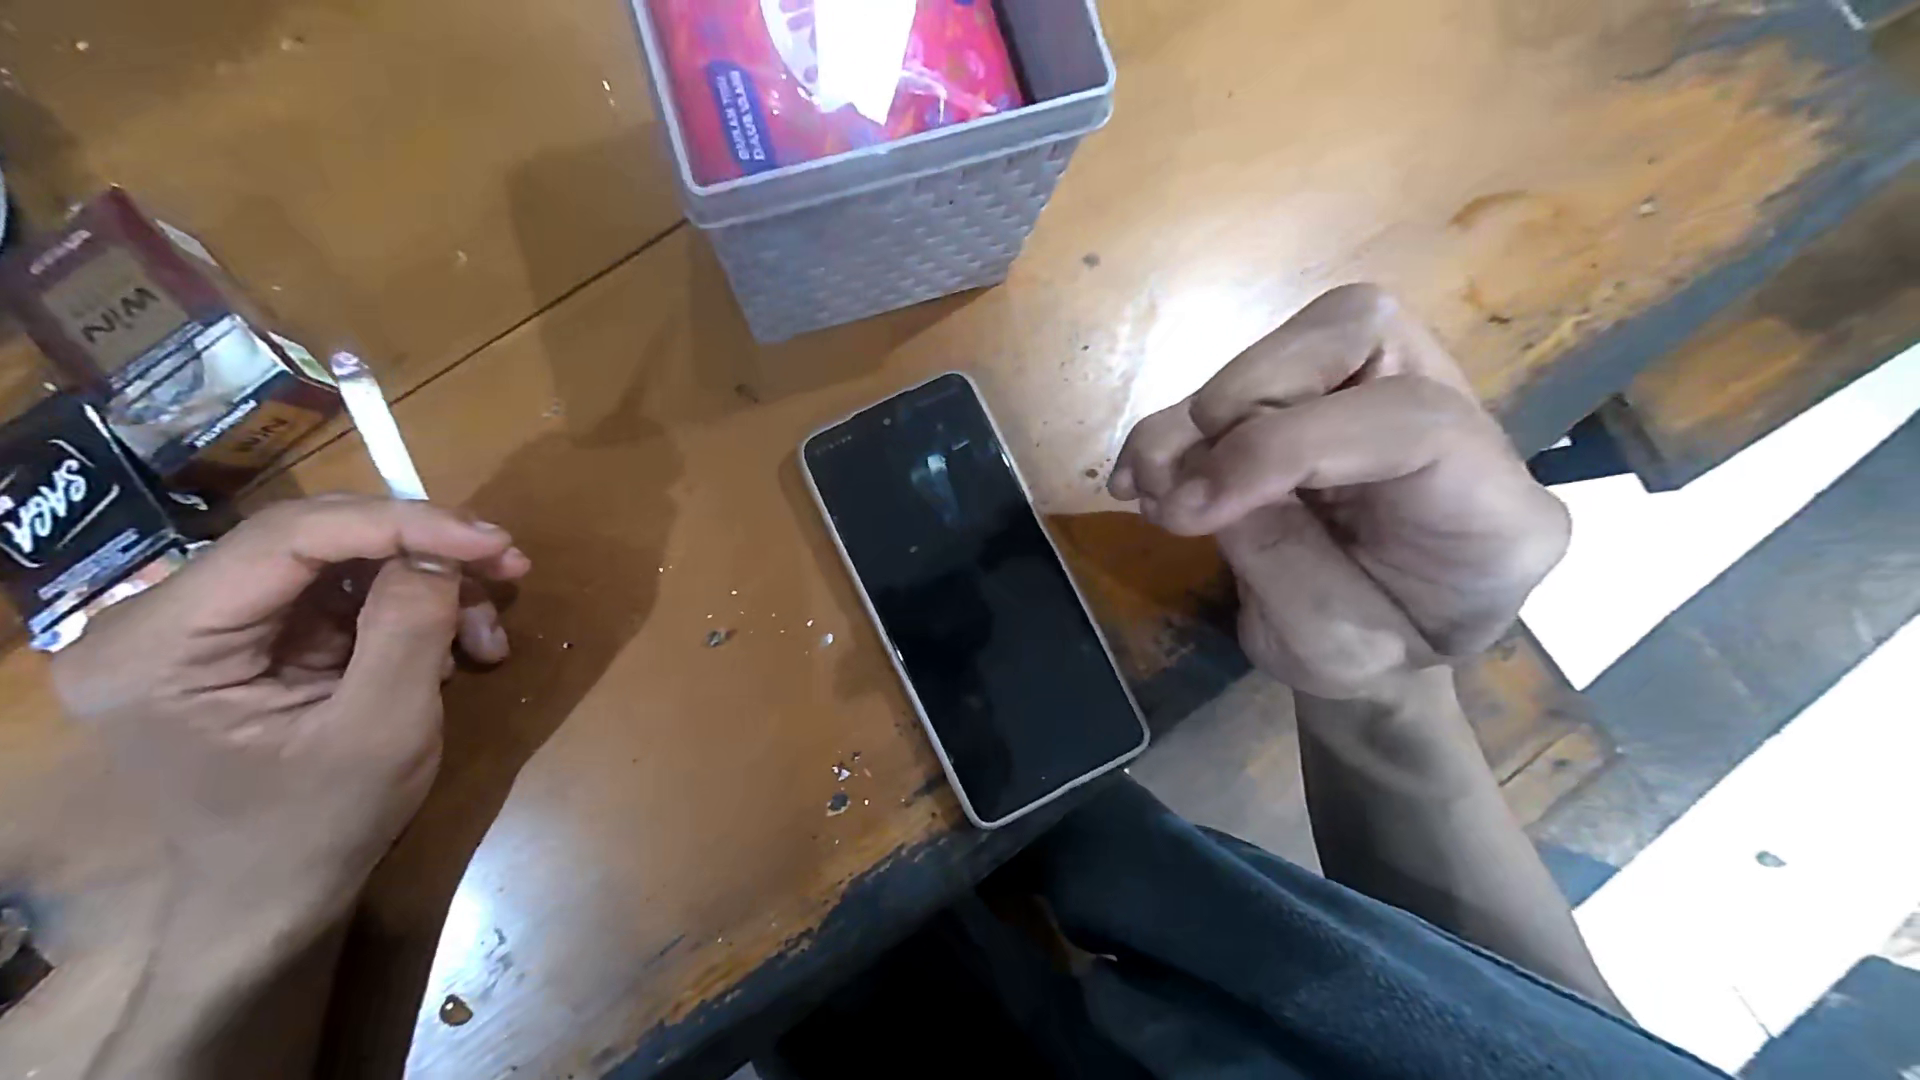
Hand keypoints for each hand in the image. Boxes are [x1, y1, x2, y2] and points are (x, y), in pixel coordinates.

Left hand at [51, 496, 532, 925]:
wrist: (281, 891)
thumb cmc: (321, 825)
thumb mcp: (383, 728)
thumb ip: (410, 628)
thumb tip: (446, 551)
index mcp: (158, 646)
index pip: (288, 538)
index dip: (403, 524)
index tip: (494, 542)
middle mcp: (164, 617)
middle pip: (317, 535)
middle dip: (427, 547)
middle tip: (508, 568)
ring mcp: (213, 623)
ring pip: (347, 558)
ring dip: (435, 586)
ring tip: (489, 639)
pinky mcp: (259, 634)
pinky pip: (353, 590)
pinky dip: (421, 608)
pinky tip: (458, 650)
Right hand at [1109, 285, 1567, 698]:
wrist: (1376, 656)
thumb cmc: (1366, 665)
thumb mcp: (1327, 646)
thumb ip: (1273, 554)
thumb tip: (1194, 481)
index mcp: (1493, 504)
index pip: (1407, 421)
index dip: (1278, 448)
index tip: (1189, 509)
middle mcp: (1450, 422)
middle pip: (1352, 333)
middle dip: (1240, 403)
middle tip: (1176, 490)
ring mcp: (1381, 398)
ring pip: (1286, 344)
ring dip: (1194, 416)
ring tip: (1146, 489)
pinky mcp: (1314, 405)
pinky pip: (1242, 379)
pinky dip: (1176, 426)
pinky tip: (1139, 478)